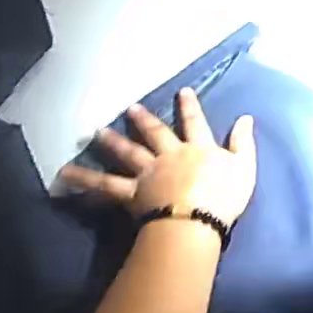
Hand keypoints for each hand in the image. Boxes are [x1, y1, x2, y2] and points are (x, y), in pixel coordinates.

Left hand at [59, 88, 257, 228]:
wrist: (196, 220)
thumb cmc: (224, 196)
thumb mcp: (244, 167)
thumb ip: (243, 142)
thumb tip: (246, 118)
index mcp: (198, 148)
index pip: (195, 122)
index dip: (189, 106)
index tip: (183, 91)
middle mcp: (170, 155)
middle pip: (155, 133)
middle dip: (144, 120)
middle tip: (130, 108)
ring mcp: (149, 173)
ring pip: (127, 153)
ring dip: (112, 141)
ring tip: (97, 132)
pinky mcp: (132, 193)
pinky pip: (106, 186)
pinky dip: (86, 179)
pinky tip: (67, 173)